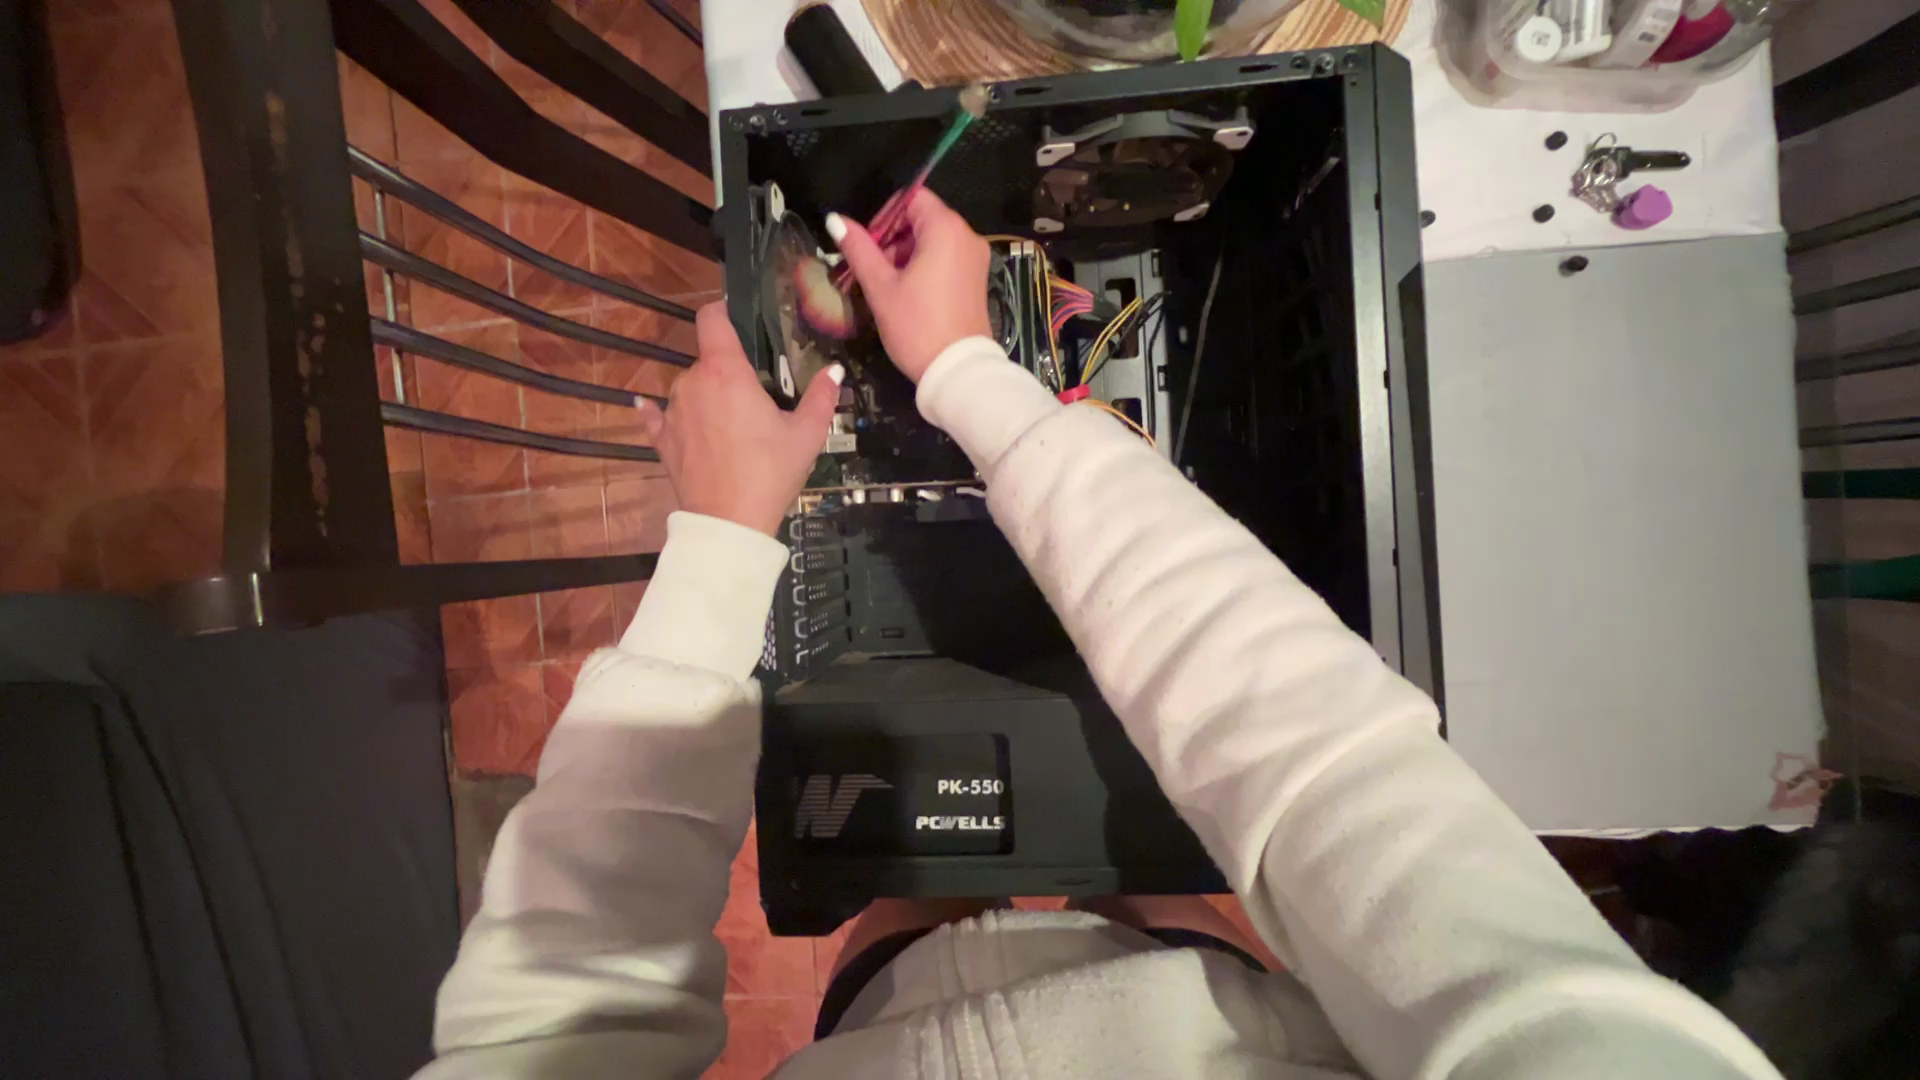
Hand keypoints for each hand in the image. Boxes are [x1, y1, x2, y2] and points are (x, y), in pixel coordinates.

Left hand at [644, 303, 840, 535]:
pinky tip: (652, 408)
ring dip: (708, 397)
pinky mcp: (661, 439)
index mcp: (726, 372)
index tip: (737, 319)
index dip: (722, 311)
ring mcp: (672, 411)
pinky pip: (658, 415)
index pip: (712, 319)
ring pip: (691, 389)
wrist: (730, 522)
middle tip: (757, 399)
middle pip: (708, 360)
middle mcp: (692, 382)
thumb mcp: (807, 435)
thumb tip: (833, 371)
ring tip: (733, 427)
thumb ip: (821, 397)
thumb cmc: (771, 472)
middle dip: (729, 372)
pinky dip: (660, 411)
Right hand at [827, 189, 991, 382]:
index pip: (911, 199)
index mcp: (946, 229)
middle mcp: (967, 237)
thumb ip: (858, 248)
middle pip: (923, 220)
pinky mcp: (977, 282)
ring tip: (889, 288)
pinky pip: (947, 261)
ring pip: (934, 243)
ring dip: (906, 257)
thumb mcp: (881, 287)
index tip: (867, 245)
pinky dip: (926, 269)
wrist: (957, 372)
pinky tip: (909, 296)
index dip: (884, 217)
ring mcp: (976, 260)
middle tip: (873, 271)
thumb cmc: (917, 328)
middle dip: (893, 241)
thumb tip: (836, 219)